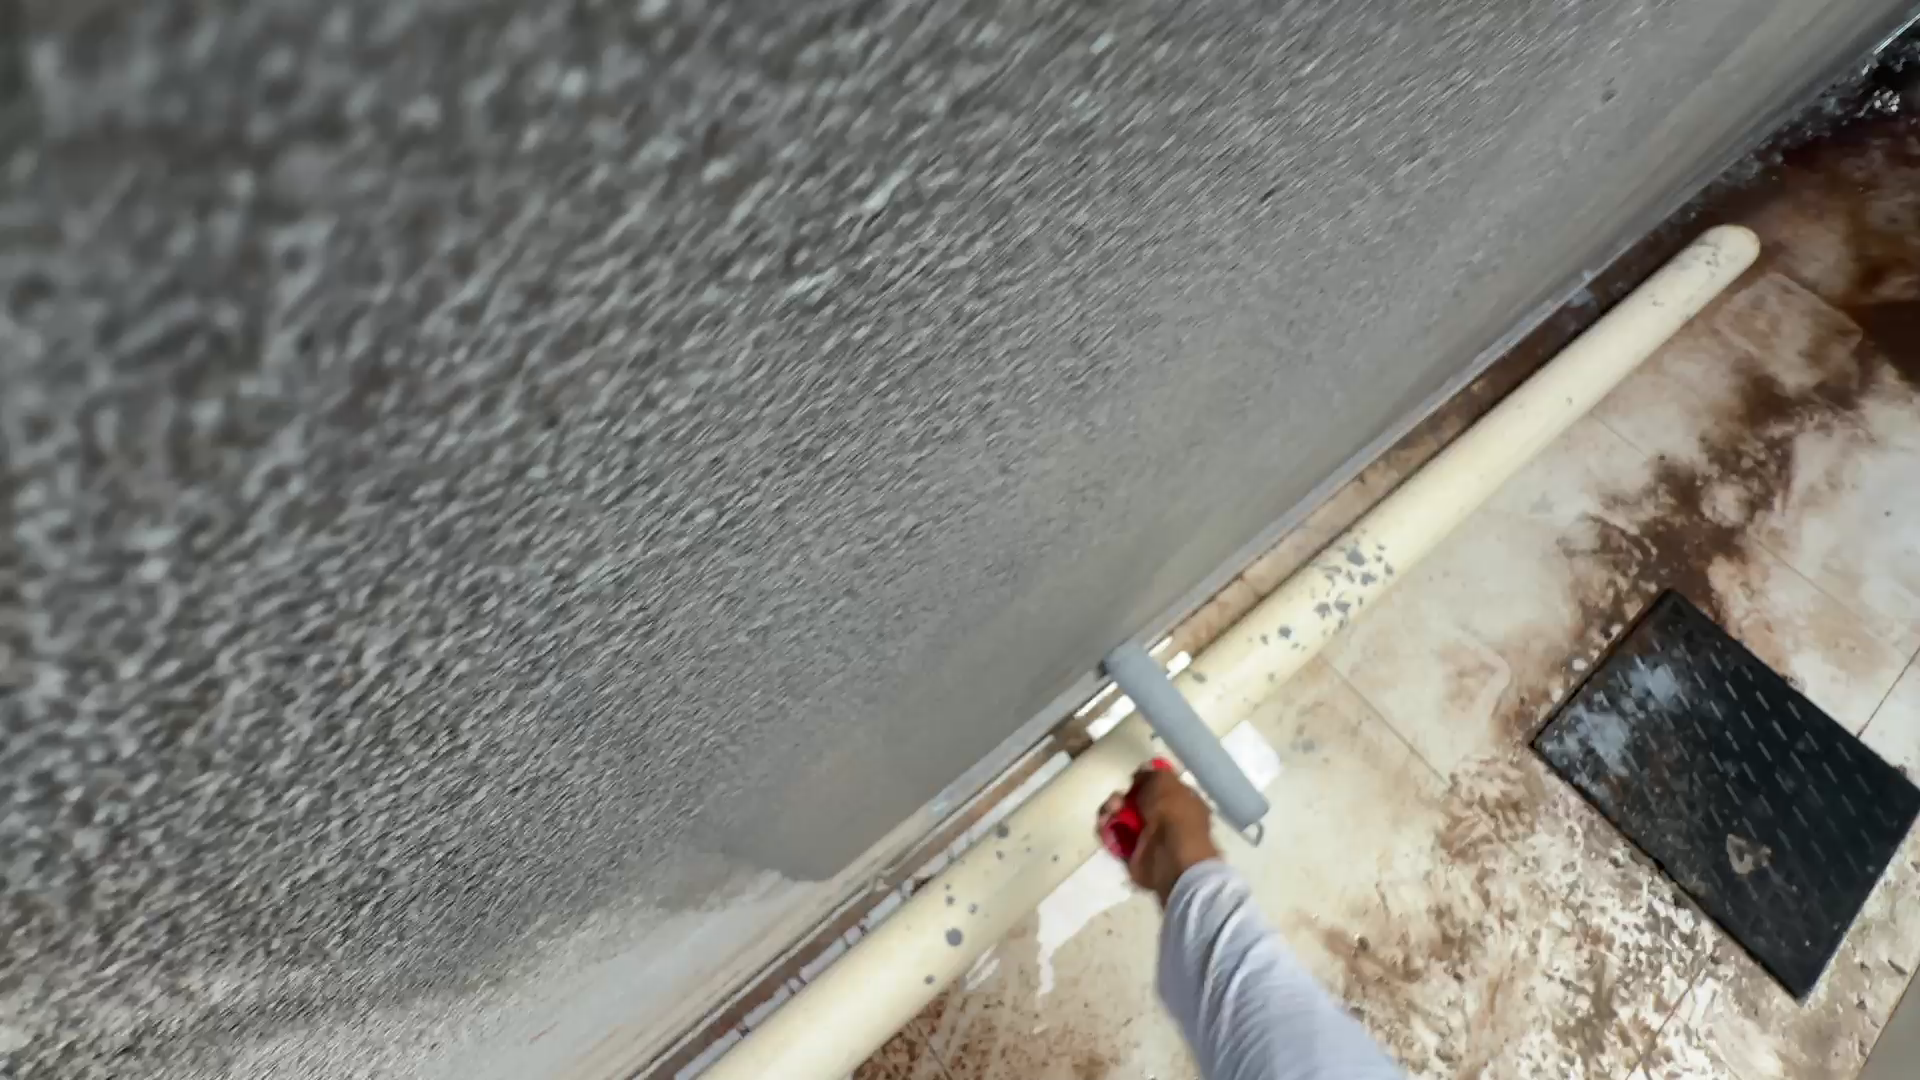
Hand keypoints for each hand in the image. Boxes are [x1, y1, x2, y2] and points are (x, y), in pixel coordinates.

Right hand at [1097, 768, 1220, 904]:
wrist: (1170, 856)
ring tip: (1111, 812)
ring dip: (1111, 810)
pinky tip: (1105, 824)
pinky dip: (1105, 829)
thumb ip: (1150, 773)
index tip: (1134, 778)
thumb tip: (1140, 775)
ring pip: (1121, 816)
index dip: (1144, 780)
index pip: (1159, 787)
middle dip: (1123, 796)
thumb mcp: (1164, 780)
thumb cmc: (1173, 813)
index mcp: (1181, 801)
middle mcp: (1165, 818)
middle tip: (1120, 800)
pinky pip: (1112, 836)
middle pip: (1135, 801)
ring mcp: (1147, 837)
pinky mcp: (1131, 853)